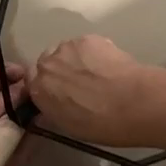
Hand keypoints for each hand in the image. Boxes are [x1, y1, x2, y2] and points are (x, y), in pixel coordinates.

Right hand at [27, 35, 162, 144]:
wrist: (133, 103)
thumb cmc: (101, 124)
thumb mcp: (69, 126)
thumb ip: (54, 111)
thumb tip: (51, 108)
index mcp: (39, 89)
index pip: (32, 82)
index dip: (47, 87)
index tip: (59, 93)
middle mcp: (47, 65)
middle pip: (48, 62)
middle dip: (60, 71)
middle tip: (80, 83)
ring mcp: (68, 48)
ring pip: (67, 51)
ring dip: (76, 60)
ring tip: (98, 73)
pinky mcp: (89, 38)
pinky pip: (86, 45)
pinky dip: (94, 53)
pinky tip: (109, 65)